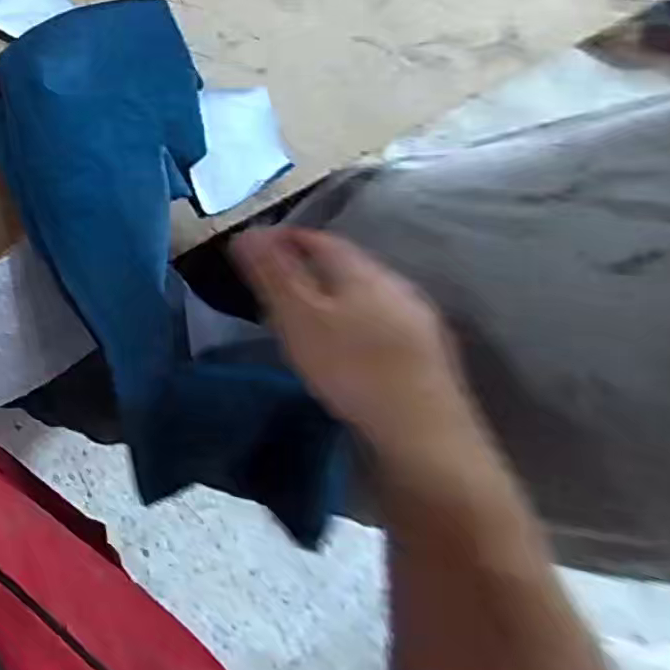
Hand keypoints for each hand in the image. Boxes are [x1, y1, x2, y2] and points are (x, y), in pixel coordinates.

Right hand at [230, 227, 471, 452]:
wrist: (422, 436)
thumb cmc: (348, 366)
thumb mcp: (295, 315)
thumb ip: (271, 273)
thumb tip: (246, 233)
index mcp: (365, 273)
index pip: (317, 238)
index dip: (280, 237)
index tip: (248, 249)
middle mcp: (396, 286)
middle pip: (342, 263)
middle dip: (302, 264)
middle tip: (266, 280)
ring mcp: (416, 319)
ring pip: (359, 291)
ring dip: (324, 291)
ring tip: (293, 310)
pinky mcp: (423, 350)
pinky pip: (374, 315)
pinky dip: (345, 315)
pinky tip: (334, 339)